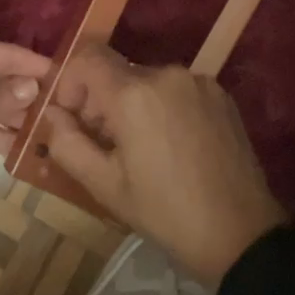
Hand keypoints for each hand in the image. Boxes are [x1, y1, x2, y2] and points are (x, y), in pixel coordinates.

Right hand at [43, 43, 286, 287]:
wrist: (242, 236)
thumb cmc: (165, 213)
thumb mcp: (103, 185)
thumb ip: (66, 142)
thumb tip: (52, 114)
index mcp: (134, 94)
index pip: (86, 57)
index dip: (70, 82)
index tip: (73, 119)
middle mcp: (166, 75)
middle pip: (116, 71)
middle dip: (99, 100)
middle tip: (103, 144)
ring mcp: (198, 82)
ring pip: (145, 80)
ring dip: (131, 104)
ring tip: (140, 149)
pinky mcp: (220, 95)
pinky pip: (174, 89)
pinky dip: (161, 107)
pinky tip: (170, 146)